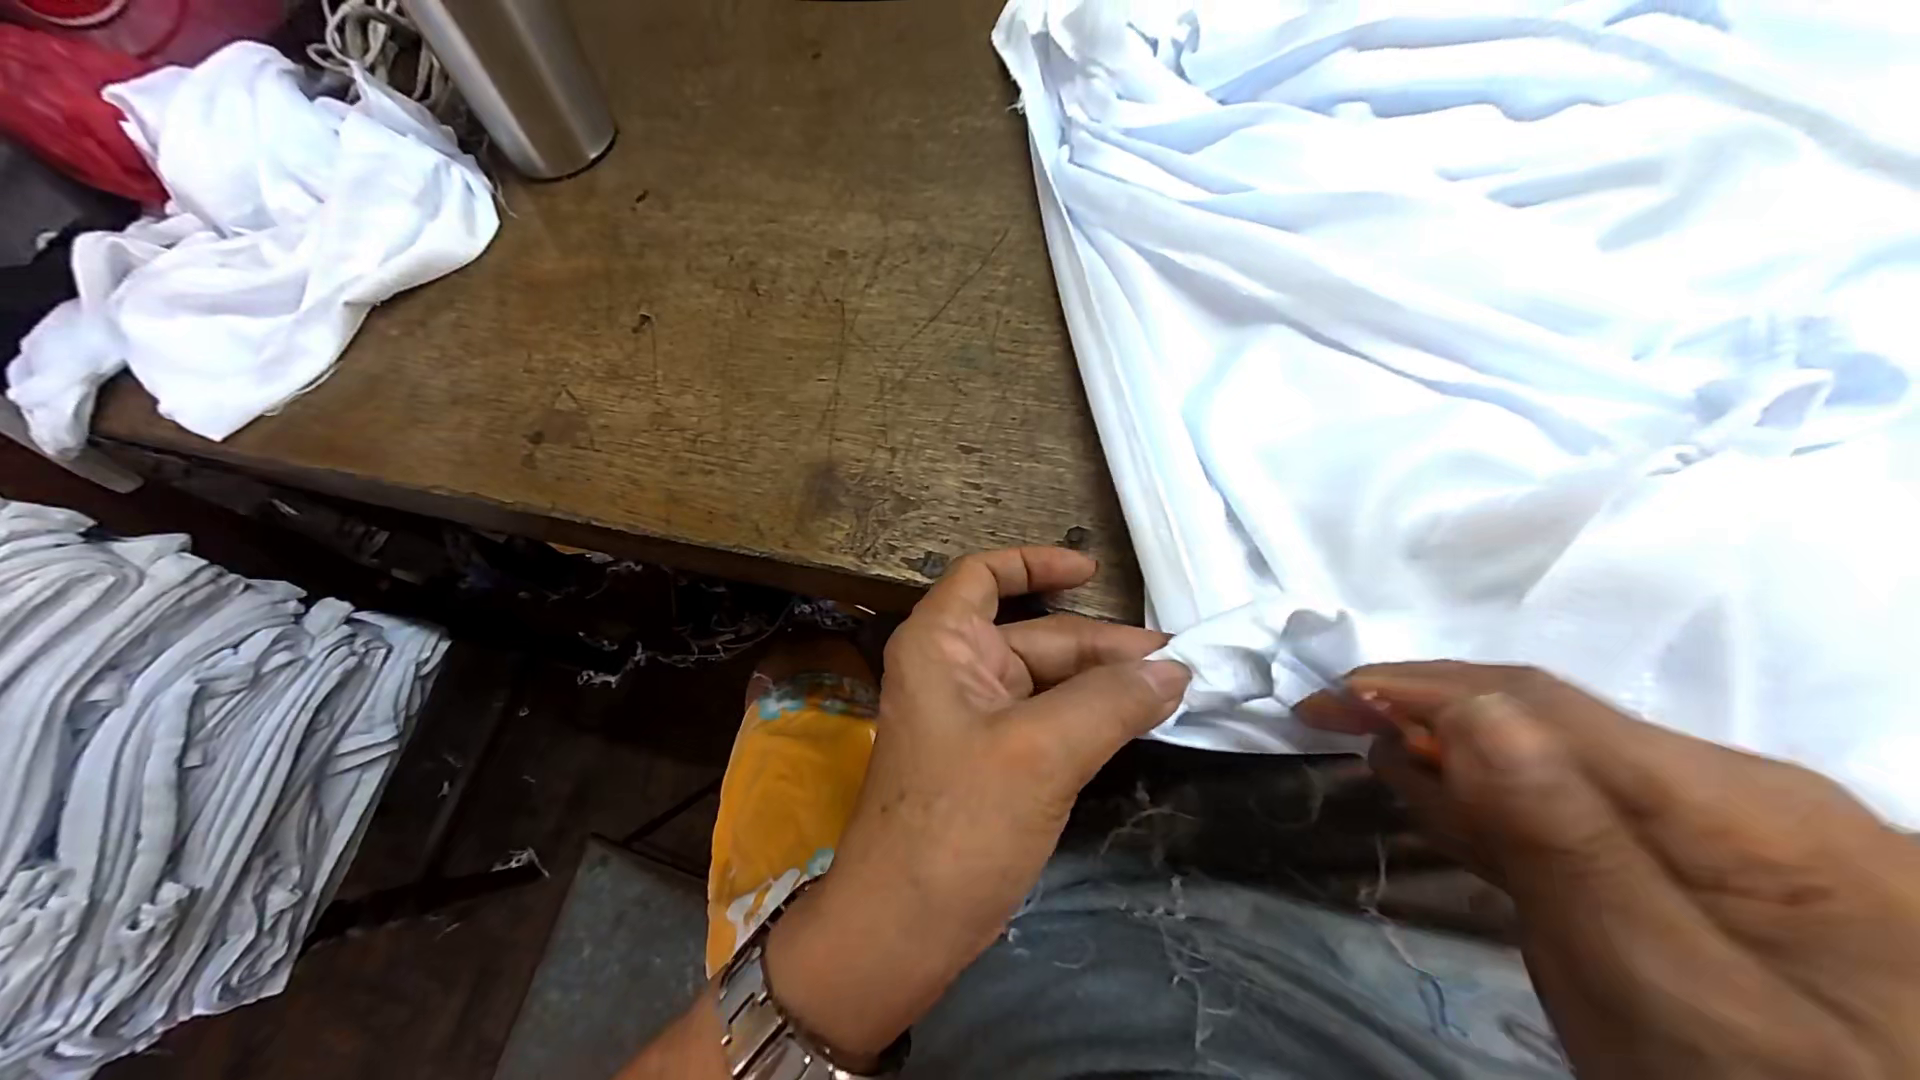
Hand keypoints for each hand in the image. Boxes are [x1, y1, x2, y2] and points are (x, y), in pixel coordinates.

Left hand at [765, 547, 1189, 1063]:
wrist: (901, 931)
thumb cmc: (957, 825)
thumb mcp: (1040, 752)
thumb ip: (1110, 702)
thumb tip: (1175, 670)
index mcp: (941, 645)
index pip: (984, 576)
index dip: (1036, 564)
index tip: (1093, 571)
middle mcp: (952, 670)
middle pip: (1034, 635)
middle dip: (1101, 647)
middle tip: (1176, 665)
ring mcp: (971, 718)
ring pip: (1046, 682)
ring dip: (1103, 685)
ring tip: (1170, 692)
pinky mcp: (989, 761)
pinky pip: (1046, 721)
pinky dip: (1089, 718)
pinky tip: (1134, 723)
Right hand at [1298, 662, 1919, 1079]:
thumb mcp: (1662, 990)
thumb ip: (1566, 844)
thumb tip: (1472, 714)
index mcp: (1738, 806)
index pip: (1538, 706)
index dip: (1416, 688)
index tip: (1323, 701)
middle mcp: (1736, 794)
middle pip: (1546, 724)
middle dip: (1427, 713)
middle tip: (1331, 724)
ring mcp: (1730, 835)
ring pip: (1555, 762)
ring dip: (1454, 752)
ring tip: (1375, 749)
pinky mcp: (1710, 873)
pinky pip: (1578, 810)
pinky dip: (1499, 799)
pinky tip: (1454, 796)